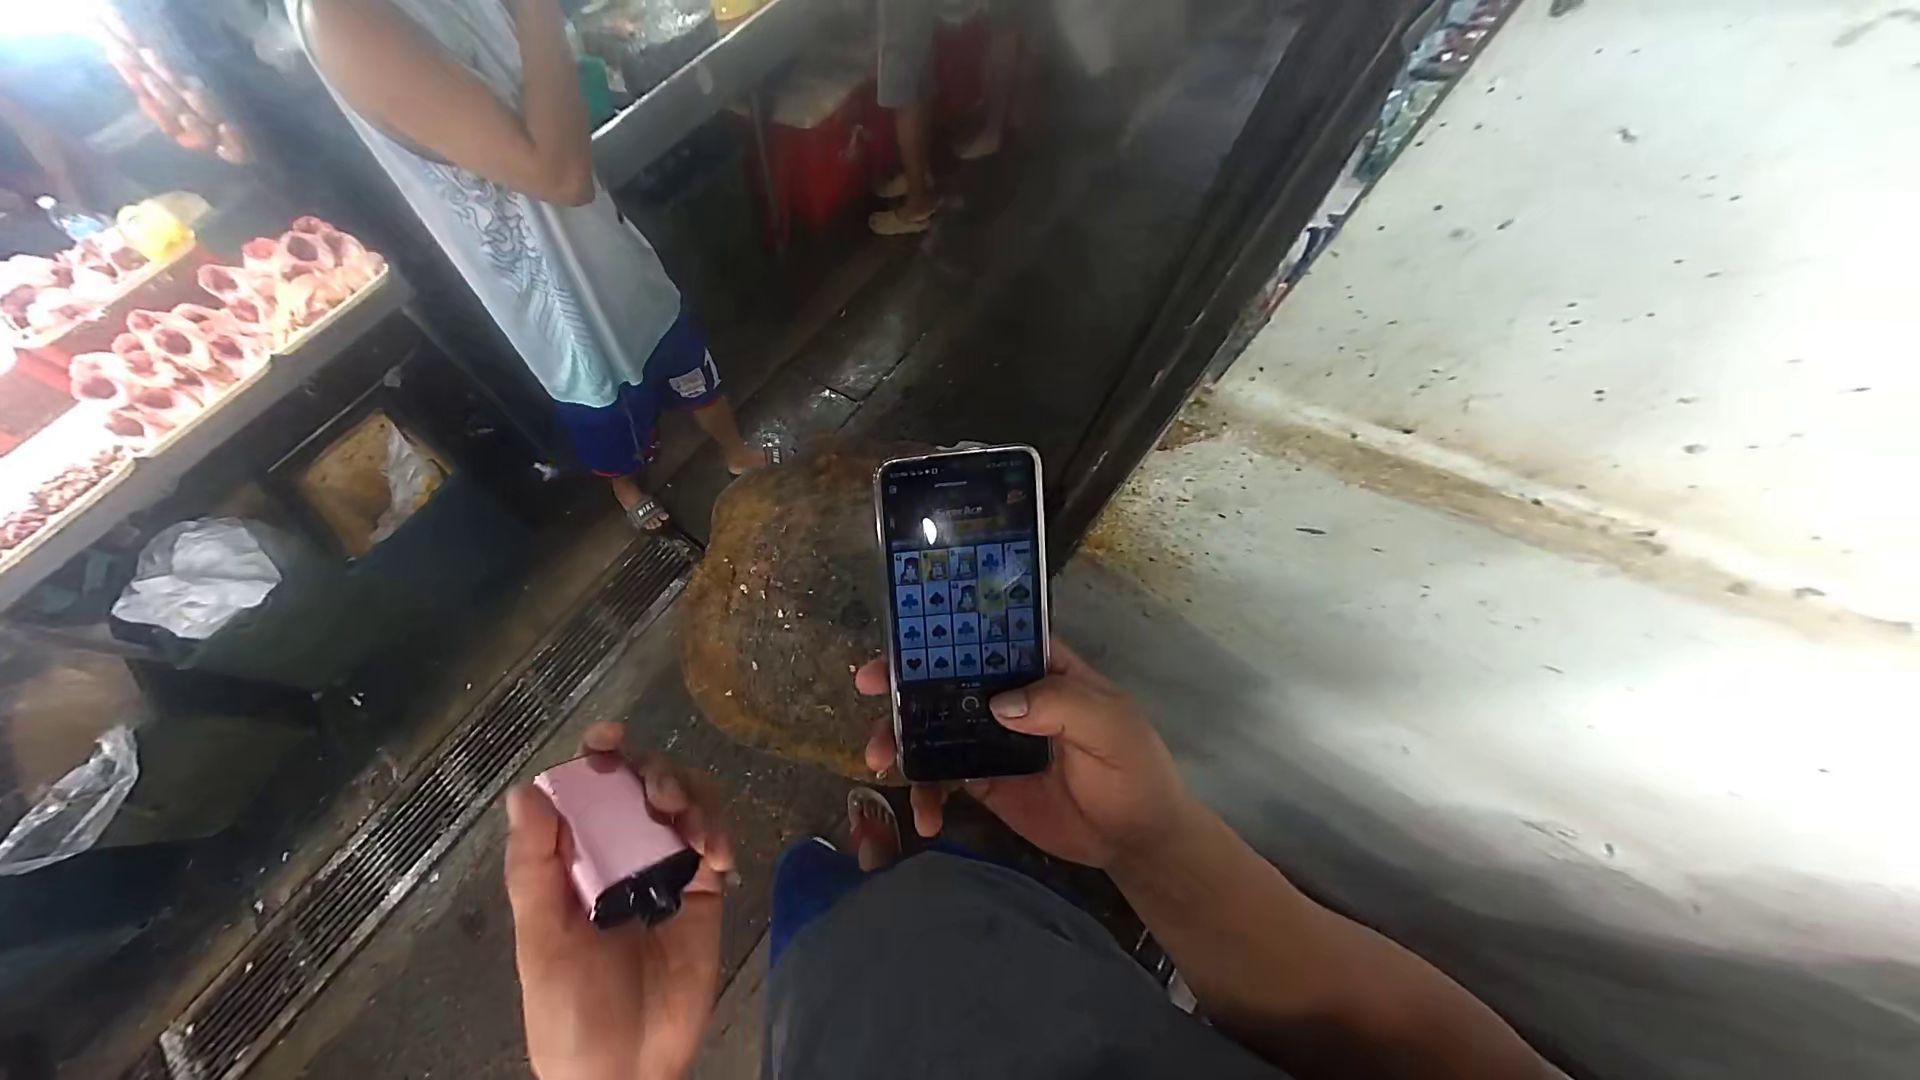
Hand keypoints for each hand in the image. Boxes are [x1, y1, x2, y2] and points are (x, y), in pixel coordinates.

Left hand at [505, 722, 732, 1079]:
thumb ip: (534, 868)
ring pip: (689, 797)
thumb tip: (525, 792)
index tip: (612, 737)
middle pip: (645, 780)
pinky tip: (720, 856)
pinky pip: (718, 834)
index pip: (586, 789)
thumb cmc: (571, 1011)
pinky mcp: (704, 881)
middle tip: (663, 801)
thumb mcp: (542, 941)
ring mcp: (667, 862)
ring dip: (697, 799)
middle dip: (659, 775)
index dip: (598, 754)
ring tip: (699, 835)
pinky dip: (722, 831)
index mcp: (577, 858)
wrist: (629, 1069)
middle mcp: (623, 849)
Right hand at [855, 638, 1196, 868]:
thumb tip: (998, 704)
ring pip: (934, 727)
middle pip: (947, 679)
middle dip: (903, 681)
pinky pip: (942, 778)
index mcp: (1038, 668)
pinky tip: (924, 817)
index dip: (945, 633)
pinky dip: (925, 794)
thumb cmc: (1132, 768)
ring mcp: (991, 739)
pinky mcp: (983, 780)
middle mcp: (1008, 696)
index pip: (987, 639)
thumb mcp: (1110, 725)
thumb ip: (1060, 705)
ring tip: (880, 764)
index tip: (904, 639)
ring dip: (900, 740)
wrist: (1135, 838)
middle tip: (867, 686)